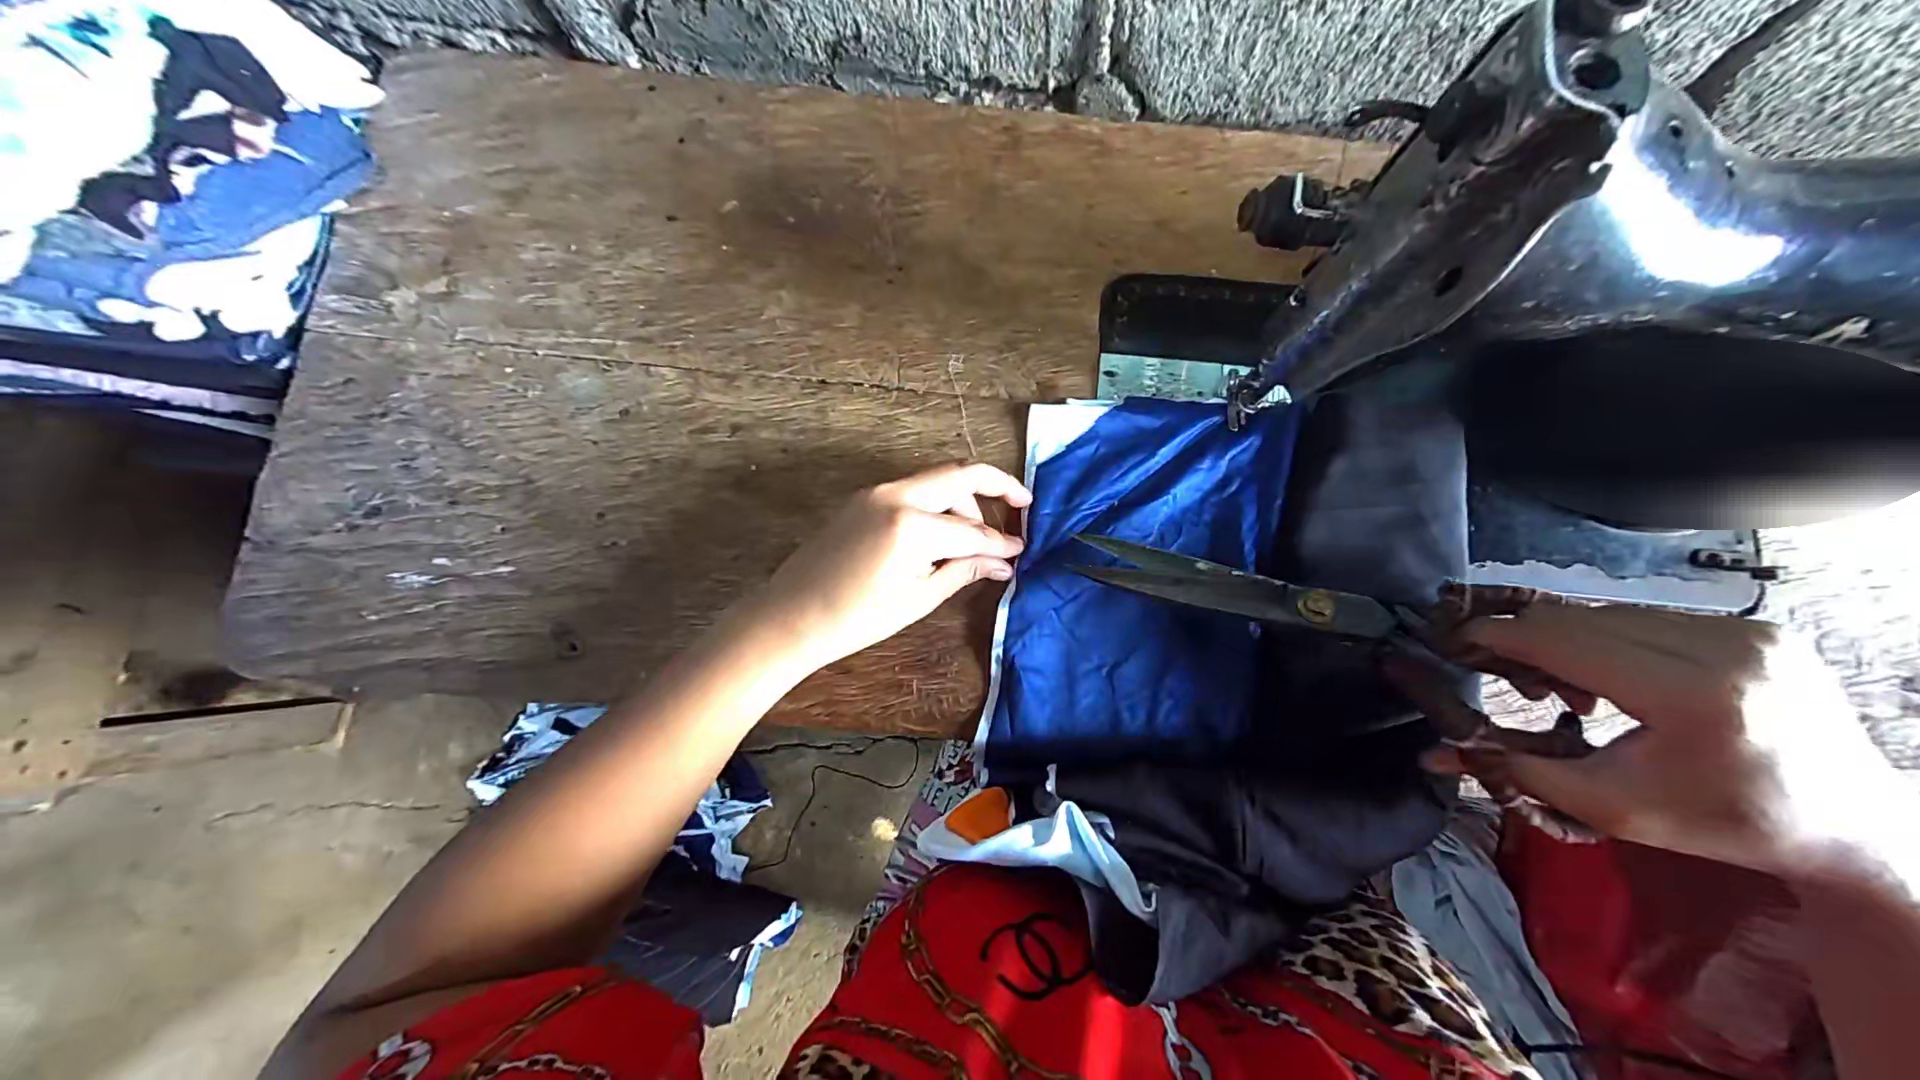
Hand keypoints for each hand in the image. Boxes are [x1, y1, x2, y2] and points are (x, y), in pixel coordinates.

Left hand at [747, 462, 1031, 671]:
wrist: (792, 615)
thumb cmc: (857, 617)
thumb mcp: (919, 597)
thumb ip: (964, 569)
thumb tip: (1004, 562)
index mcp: (912, 524)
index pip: (972, 529)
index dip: (1001, 541)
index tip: (1021, 549)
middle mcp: (895, 495)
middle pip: (959, 475)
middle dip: (995, 486)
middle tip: (1020, 507)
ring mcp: (875, 493)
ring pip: (935, 479)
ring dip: (963, 498)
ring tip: (975, 536)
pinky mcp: (862, 499)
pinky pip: (911, 490)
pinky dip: (936, 503)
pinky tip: (943, 531)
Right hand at [1420, 601, 1915, 879]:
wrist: (1852, 826)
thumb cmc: (1718, 821)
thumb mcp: (1605, 805)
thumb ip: (1514, 769)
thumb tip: (1431, 754)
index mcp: (1691, 697)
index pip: (1562, 640)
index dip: (1496, 635)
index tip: (1451, 638)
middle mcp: (1725, 649)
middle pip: (1578, 618)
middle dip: (1521, 636)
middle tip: (1492, 663)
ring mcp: (1749, 632)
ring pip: (1606, 611)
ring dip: (1563, 637)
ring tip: (1561, 681)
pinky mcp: (1758, 627)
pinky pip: (1646, 615)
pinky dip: (1607, 636)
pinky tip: (1611, 672)